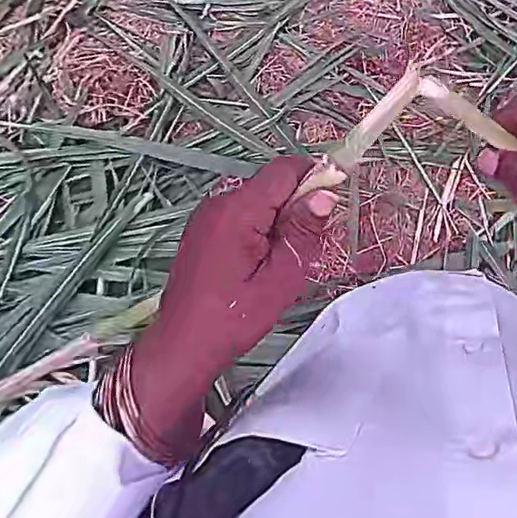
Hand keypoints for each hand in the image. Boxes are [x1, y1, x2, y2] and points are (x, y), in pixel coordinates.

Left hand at [129, 156, 334, 452]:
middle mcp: (218, 203)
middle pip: (271, 183)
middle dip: (298, 204)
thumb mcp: (280, 279)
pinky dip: (260, 227)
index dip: (315, 177)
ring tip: (282, 260)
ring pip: (258, 199)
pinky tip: (262, 262)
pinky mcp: (203, 229)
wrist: (181, 347)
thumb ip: (303, 233)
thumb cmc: (230, 320)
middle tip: (310, 243)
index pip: (284, 171)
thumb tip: (325, 195)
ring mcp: (207, 215)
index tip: (335, 199)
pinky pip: (242, 214)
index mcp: (237, 211)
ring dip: (280, 218)